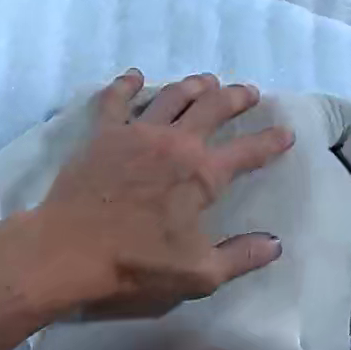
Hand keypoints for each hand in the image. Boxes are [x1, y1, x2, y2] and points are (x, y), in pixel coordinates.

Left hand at [4, 70, 295, 318]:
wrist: (65, 254)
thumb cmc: (136, 265)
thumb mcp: (199, 273)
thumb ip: (241, 256)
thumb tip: (275, 244)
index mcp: (202, 175)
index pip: (249, 151)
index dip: (271, 141)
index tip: (285, 133)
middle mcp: (175, 143)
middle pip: (213, 108)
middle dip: (236, 97)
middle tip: (250, 92)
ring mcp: (136, 134)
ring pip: (172, 96)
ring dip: (194, 86)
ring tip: (207, 81)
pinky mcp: (103, 135)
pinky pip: (116, 100)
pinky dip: (127, 85)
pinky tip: (135, 75)